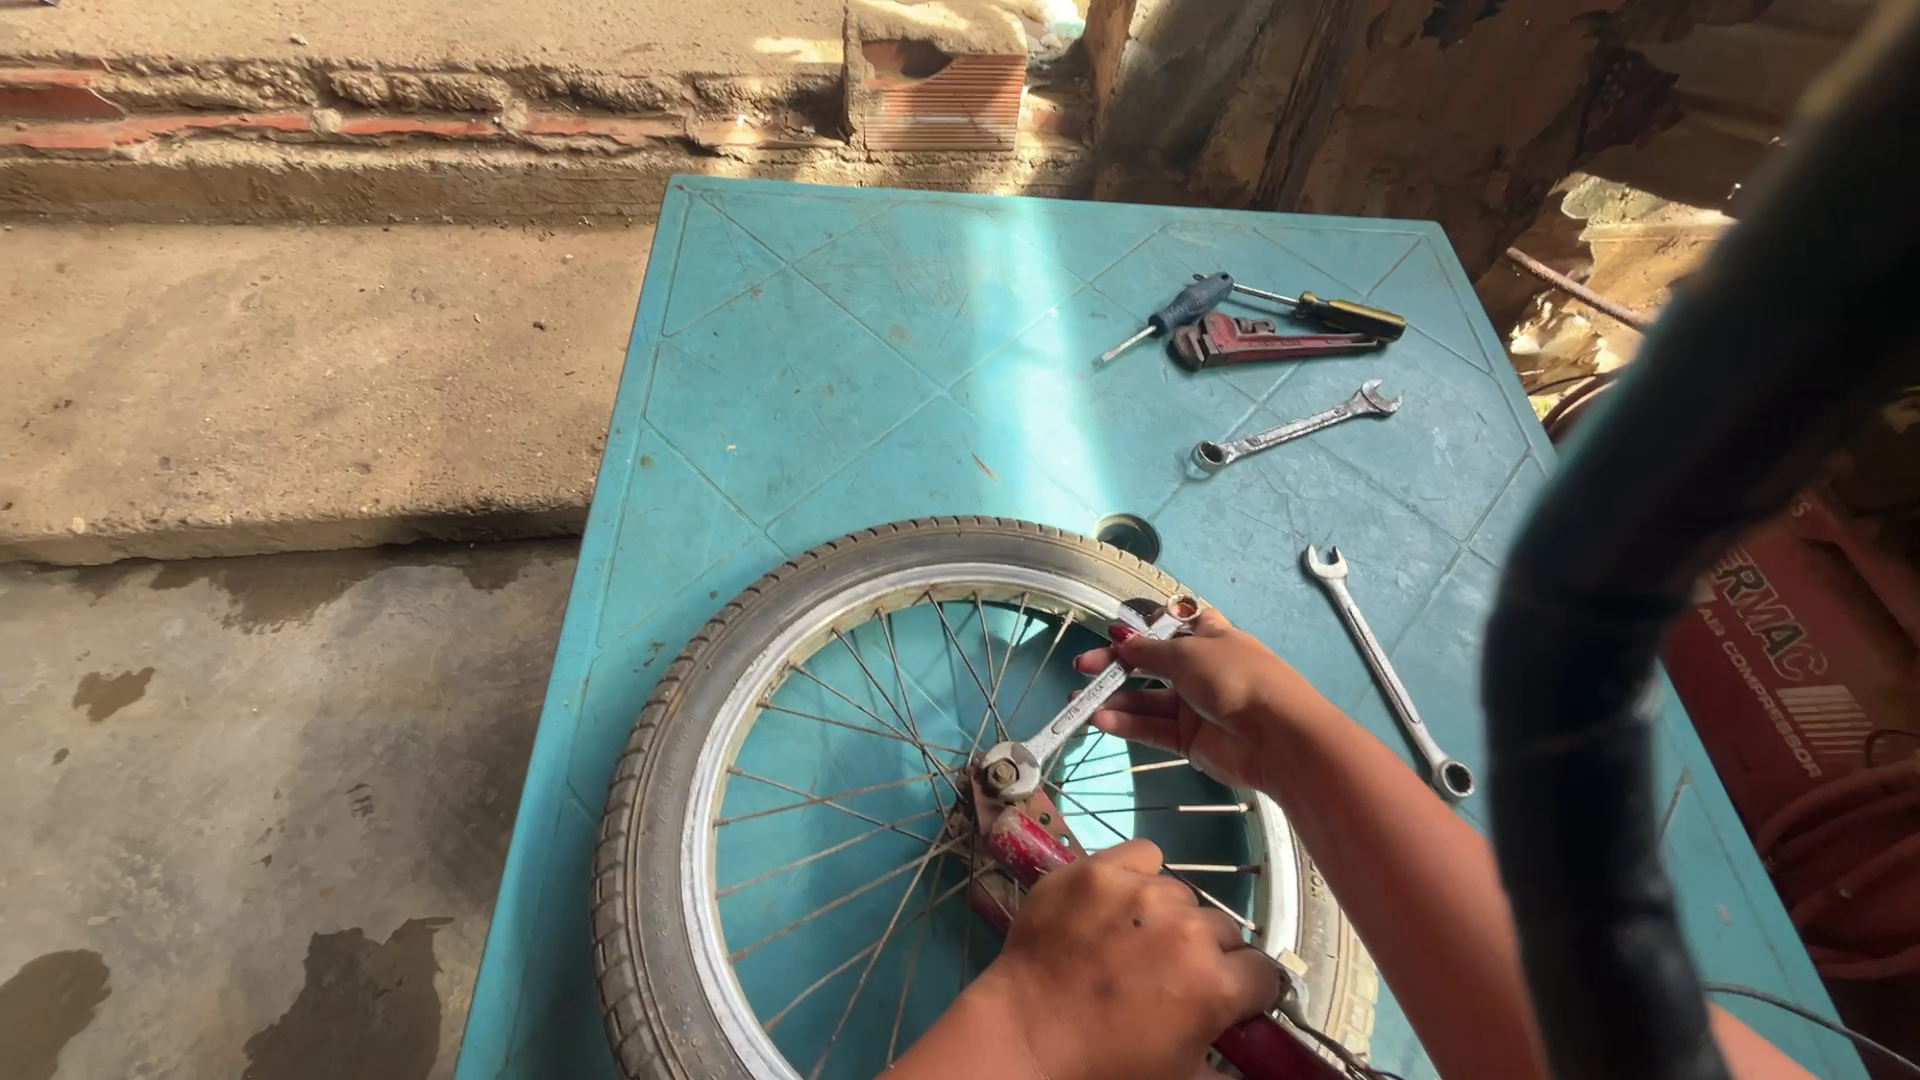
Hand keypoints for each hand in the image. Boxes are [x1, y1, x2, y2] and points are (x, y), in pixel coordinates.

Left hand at [971, 839, 1277, 1079]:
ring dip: (1169, 913)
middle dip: (1206, 951)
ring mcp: (1138, 890)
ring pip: (1180, 893)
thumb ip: (1222, 1050)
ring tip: (1135, 936)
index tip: (1229, 993)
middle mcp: (1184, 928)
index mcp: (1214, 984)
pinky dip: (1139, 871)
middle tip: (1170, 970)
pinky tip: (1120, 895)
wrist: (1026, 1033)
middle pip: (1221, 928)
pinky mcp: (1099, 867)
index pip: (1264, 972)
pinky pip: (1141, 854)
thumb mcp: (1181, 1073)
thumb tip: (1245, 1039)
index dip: (1247, 987)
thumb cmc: (1104, 1066)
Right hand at [1073, 608, 1336, 789]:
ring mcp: (1193, 704)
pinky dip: (1127, 724)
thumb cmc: (1236, 677)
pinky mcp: (1189, 738)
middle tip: (1083, 667)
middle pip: (1149, 663)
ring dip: (1115, 699)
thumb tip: (1120, 638)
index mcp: (1207, 636)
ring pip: (1146, 699)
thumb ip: (1148, 651)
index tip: (1112, 632)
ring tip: (1081, 702)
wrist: (1280, 737)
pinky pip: (1152, 728)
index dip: (1141, 628)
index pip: (1168, 626)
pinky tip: (1102, 720)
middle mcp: (1198, 667)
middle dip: (1116, 664)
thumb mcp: (1188, 654)